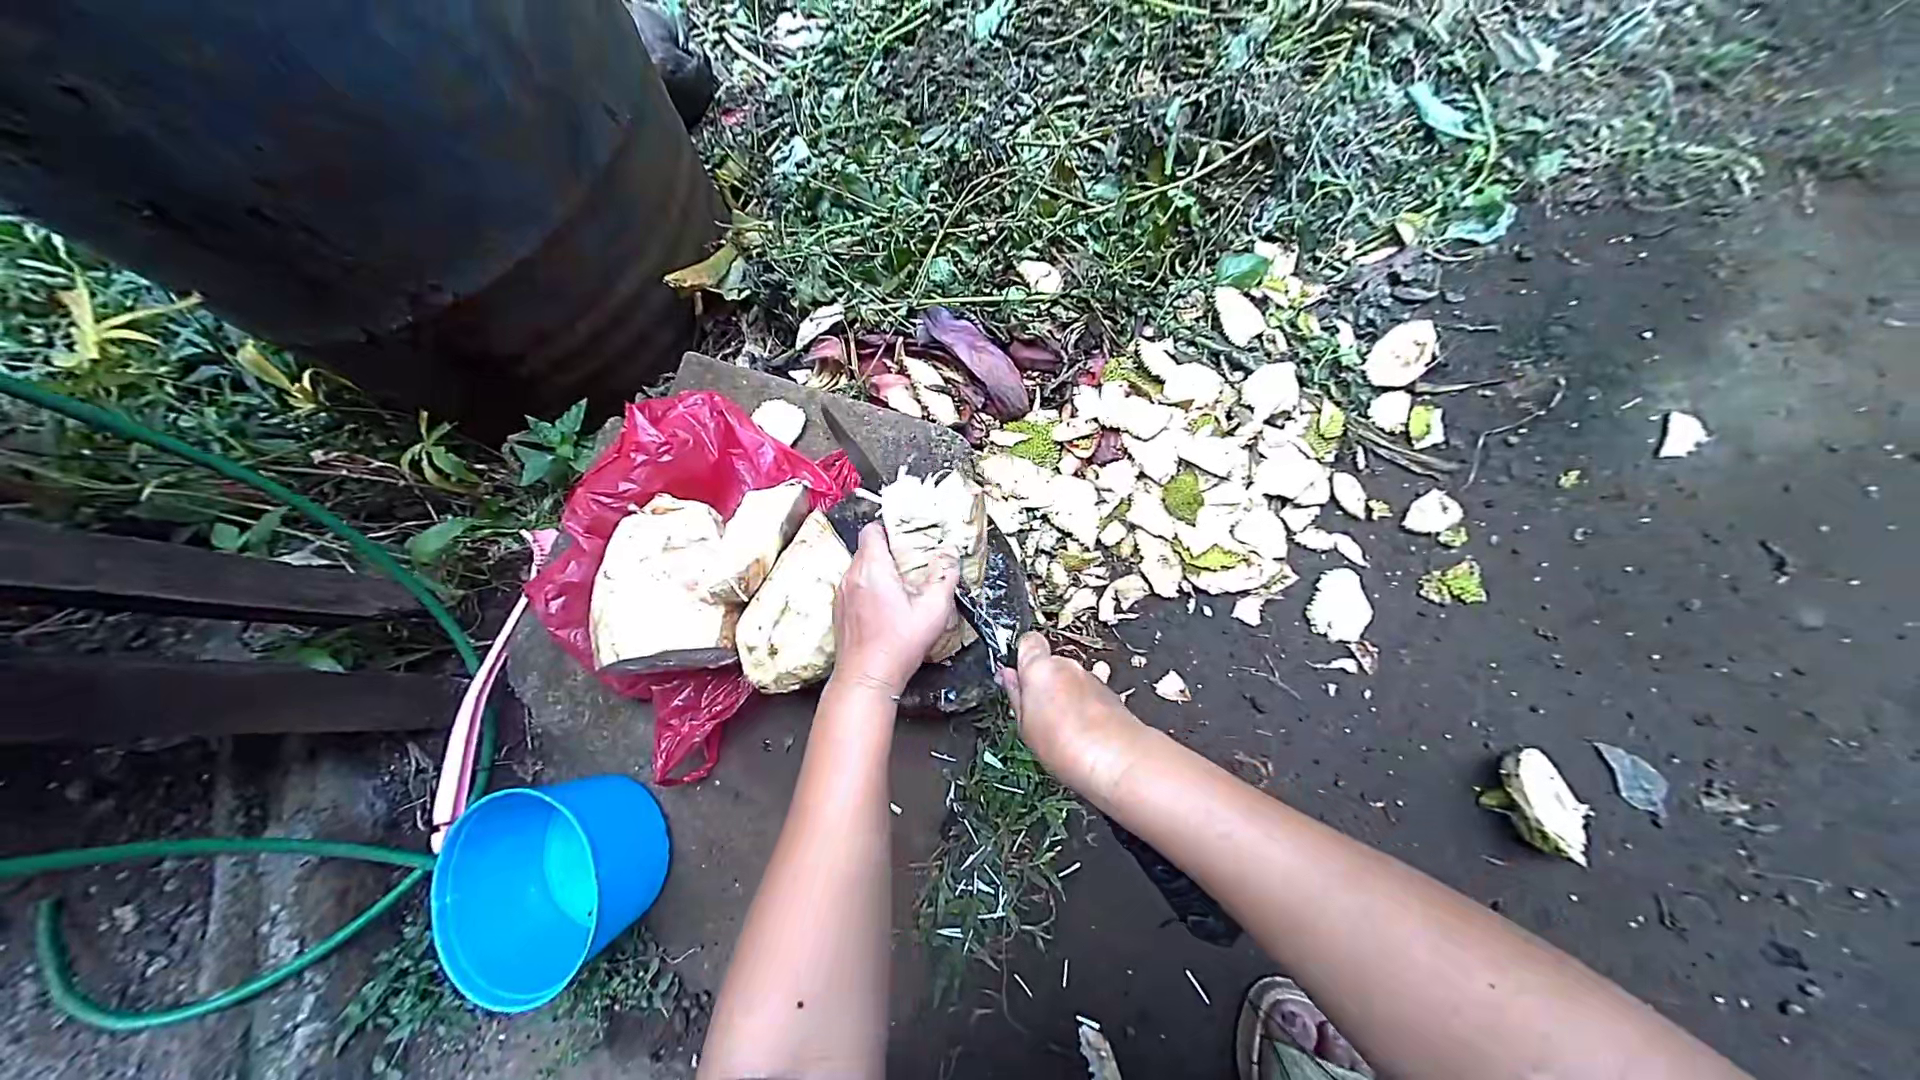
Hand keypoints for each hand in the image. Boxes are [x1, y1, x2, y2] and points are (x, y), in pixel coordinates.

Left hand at [832, 521, 958, 693]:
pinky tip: (887, 608)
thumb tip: (950, 556)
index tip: (907, 538)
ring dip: (879, 573)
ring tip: (902, 588)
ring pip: (860, 569)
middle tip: (912, 565)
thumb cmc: (896, 646)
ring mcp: (843, 595)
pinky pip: (855, 589)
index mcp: (872, 568)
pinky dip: (869, 590)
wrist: (865, 679)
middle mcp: (852, 577)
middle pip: (868, 549)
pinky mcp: (840, 612)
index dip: (890, 529)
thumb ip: (944, 578)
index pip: (872, 530)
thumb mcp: (933, 610)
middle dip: (890, 553)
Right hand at [999, 633, 1151, 804]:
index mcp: (1040, 668)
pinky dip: (1083, 707)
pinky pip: (1087, 694)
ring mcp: (1091, 678)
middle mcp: (1068, 666)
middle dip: (1042, 684)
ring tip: (1060, 730)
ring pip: (1069, 680)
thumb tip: (1007, 677)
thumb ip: (1015, 694)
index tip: (1016, 677)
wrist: (1117, 761)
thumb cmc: (1067, 746)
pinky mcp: (1109, 694)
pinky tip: (1080, 733)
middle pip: (1048, 664)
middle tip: (1035, 714)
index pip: (1027, 640)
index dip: (1021, 656)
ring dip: (1063, 698)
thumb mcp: (1024, 725)